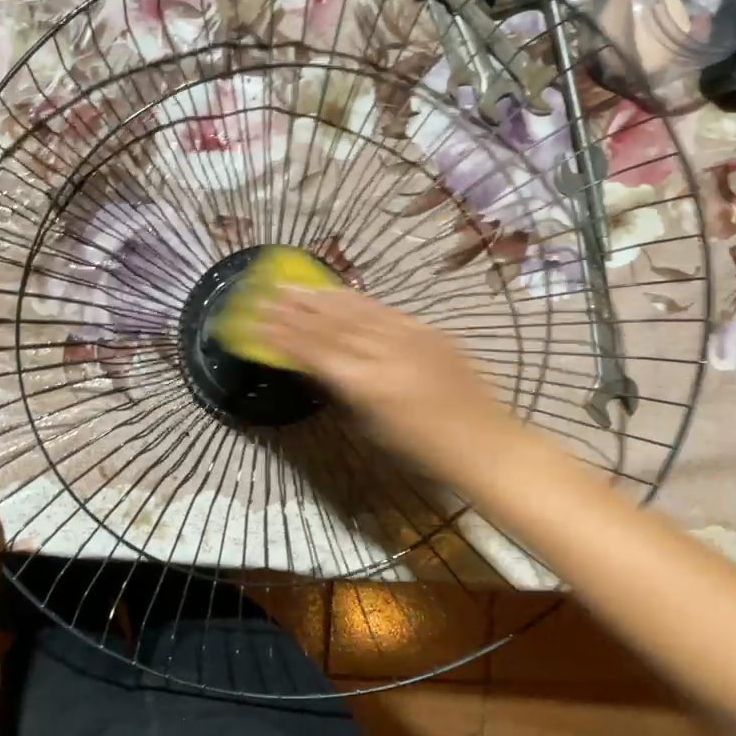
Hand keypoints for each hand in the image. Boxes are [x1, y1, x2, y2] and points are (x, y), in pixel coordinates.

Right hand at [253, 286, 518, 470]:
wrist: (482, 442)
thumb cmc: (418, 449)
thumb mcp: (368, 425)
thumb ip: (339, 390)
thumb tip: (312, 366)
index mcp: (365, 383)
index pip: (312, 350)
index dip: (280, 334)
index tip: (253, 321)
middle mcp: (384, 352)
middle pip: (329, 324)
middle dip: (292, 308)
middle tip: (263, 293)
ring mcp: (408, 337)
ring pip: (354, 310)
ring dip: (318, 297)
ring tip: (290, 285)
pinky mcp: (426, 330)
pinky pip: (383, 309)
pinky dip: (355, 299)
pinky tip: (336, 292)